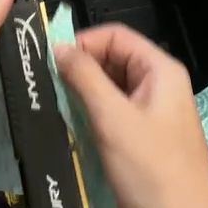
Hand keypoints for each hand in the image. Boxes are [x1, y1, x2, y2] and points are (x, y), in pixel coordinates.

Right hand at [54, 24, 207, 207]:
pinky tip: (68, 127)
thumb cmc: (154, 171)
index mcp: (161, 71)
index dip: (84, 41)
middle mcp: (157, 87)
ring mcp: (149, 117)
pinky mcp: (139, 144)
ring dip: (82, 95)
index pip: (116, 36)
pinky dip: (89, 118)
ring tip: (52, 103)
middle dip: (80, 68)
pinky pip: (110, 118)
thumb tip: (59, 46)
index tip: (50, 58)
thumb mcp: (115, 119)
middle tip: (46, 82)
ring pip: (108, 90)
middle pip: (112, 61)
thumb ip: (86, 78)